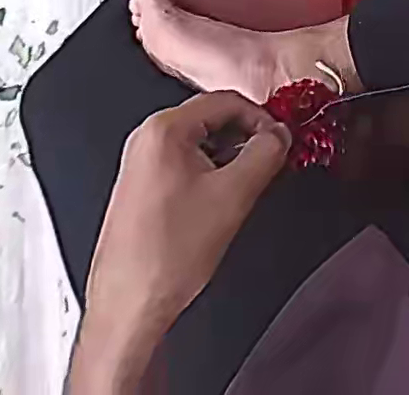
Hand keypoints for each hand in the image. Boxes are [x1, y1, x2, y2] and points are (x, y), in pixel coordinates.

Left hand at [71, 92, 288, 392]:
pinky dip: (211, 170)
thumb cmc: (168, 256)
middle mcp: (146, 139)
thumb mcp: (236, 193)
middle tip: (269, 159)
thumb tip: (280, 134)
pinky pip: (186, 160)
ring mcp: (141, 163)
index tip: (279, 138)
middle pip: (213, 117)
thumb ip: (267, 151)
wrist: (128, 309)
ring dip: (230, 155)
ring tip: (247, 183)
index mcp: (164, 130)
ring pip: (202, 141)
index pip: (227, 100)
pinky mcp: (141, 185)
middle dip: (246, 136)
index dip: (261, 117)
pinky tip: (222, 198)